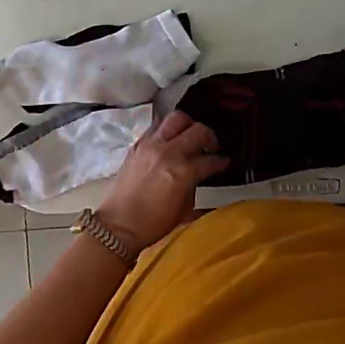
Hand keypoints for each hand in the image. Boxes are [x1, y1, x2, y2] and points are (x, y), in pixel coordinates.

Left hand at [96, 112, 230, 248]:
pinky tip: (169, 142)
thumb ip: (194, 184)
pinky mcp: (137, 145)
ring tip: (189, 136)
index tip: (225, 162)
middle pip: (197, 130)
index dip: (222, 161)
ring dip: (187, 125)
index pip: (210, 159)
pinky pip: (157, 127)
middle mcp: (168, 152)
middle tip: (211, 146)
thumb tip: (199, 173)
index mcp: (183, 171)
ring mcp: (150, 145)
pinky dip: (167, 131)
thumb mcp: (184, 208)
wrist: (118, 225)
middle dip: (209, 137)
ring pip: (176, 118)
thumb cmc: (153, 223)